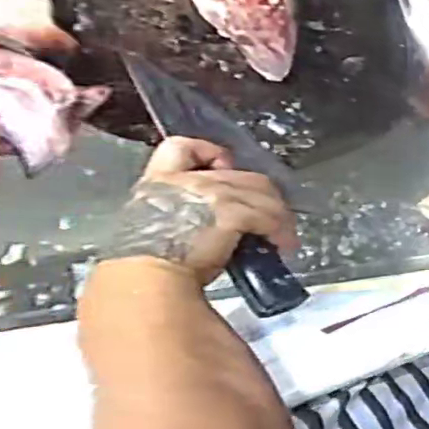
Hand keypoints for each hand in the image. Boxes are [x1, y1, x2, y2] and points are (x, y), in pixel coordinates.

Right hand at [100, 137, 299, 285]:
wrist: (144, 281)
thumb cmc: (146, 264)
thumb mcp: (156, 223)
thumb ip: (184, 208)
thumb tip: (215, 217)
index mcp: (160, 182)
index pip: (179, 147)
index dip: (210, 152)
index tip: (226, 167)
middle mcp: (188, 182)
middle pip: (244, 177)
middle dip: (264, 197)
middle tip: (273, 218)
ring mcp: (212, 195)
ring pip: (264, 195)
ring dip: (280, 216)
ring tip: (283, 235)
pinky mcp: (232, 213)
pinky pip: (270, 218)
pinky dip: (281, 231)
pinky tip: (283, 245)